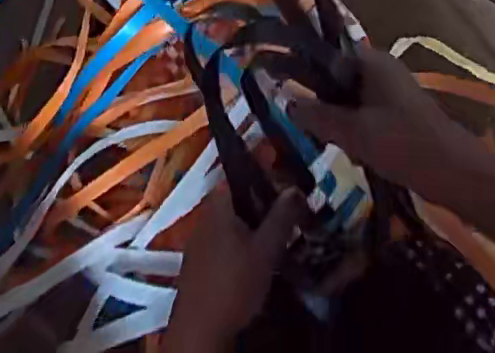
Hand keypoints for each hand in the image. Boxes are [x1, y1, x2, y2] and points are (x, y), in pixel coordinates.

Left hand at [165, 184, 302, 352]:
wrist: (199, 328)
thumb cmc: (233, 283)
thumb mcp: (265, 250)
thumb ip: (281, 218)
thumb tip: (295, 188)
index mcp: (220, 202)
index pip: (241, 171)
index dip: (262, 166)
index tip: (284, 171)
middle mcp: (207, 213)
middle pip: (239, 195)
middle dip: (264, 197)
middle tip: (290, 207)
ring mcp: (202, 236)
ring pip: (234, 218)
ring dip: (256, 220)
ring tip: (282, 230)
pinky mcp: (201, 258)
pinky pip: (227, 236)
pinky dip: (245, 237)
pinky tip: (260, 254)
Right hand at [287, 47, 481, 188]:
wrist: (459, 177)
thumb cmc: (405, 145)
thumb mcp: (354, 132)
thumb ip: (317, 116)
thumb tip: (284, 99)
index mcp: (372, 61)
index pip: (327, 55)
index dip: (307, 73)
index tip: (293, 97)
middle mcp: (382, 69)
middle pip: (337, 79)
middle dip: (325, 105)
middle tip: (317, 130)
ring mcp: (393, 91)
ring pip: (350, 100)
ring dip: (341, 122)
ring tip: (339, 147)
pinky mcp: (400, 114)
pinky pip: (366, 114)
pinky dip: (357, 131)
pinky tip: (357, 155)